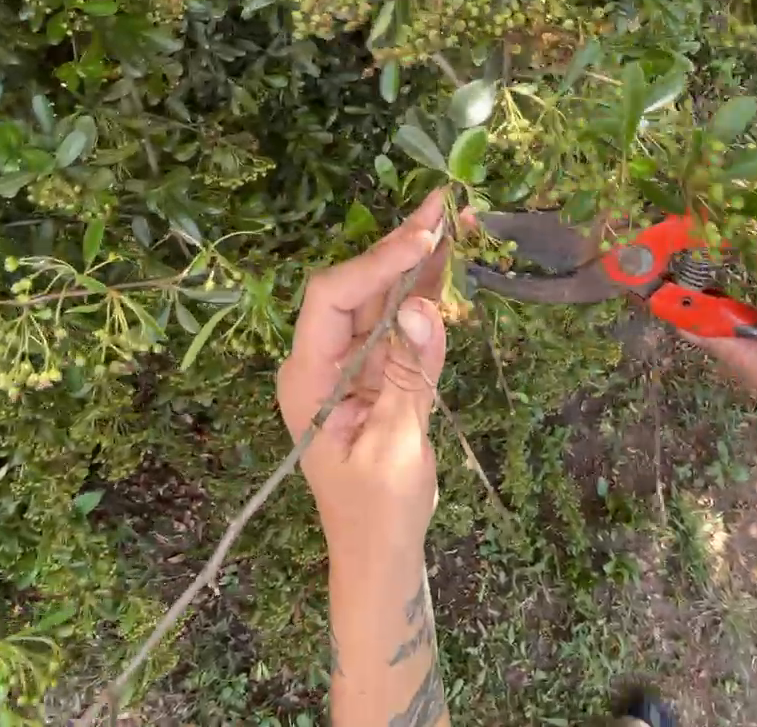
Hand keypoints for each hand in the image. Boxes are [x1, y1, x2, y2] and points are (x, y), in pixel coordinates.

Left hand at [277, 191, 450, 566]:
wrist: (377, 552)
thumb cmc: (378, 513)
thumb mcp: (396, 447)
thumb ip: (411, 375)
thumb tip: (426, 308)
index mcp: (307, 378)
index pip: (333, 300)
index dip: (376, 265)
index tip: (423, 242)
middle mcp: (321, 359)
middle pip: (356, 288)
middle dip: (397, 247)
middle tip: (439, 204)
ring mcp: (349, 363)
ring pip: (380, 299)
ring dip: (414, 261)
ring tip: (449, 217)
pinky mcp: (375, 370)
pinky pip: (399, 324)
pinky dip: (424, 294)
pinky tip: (446, 260)